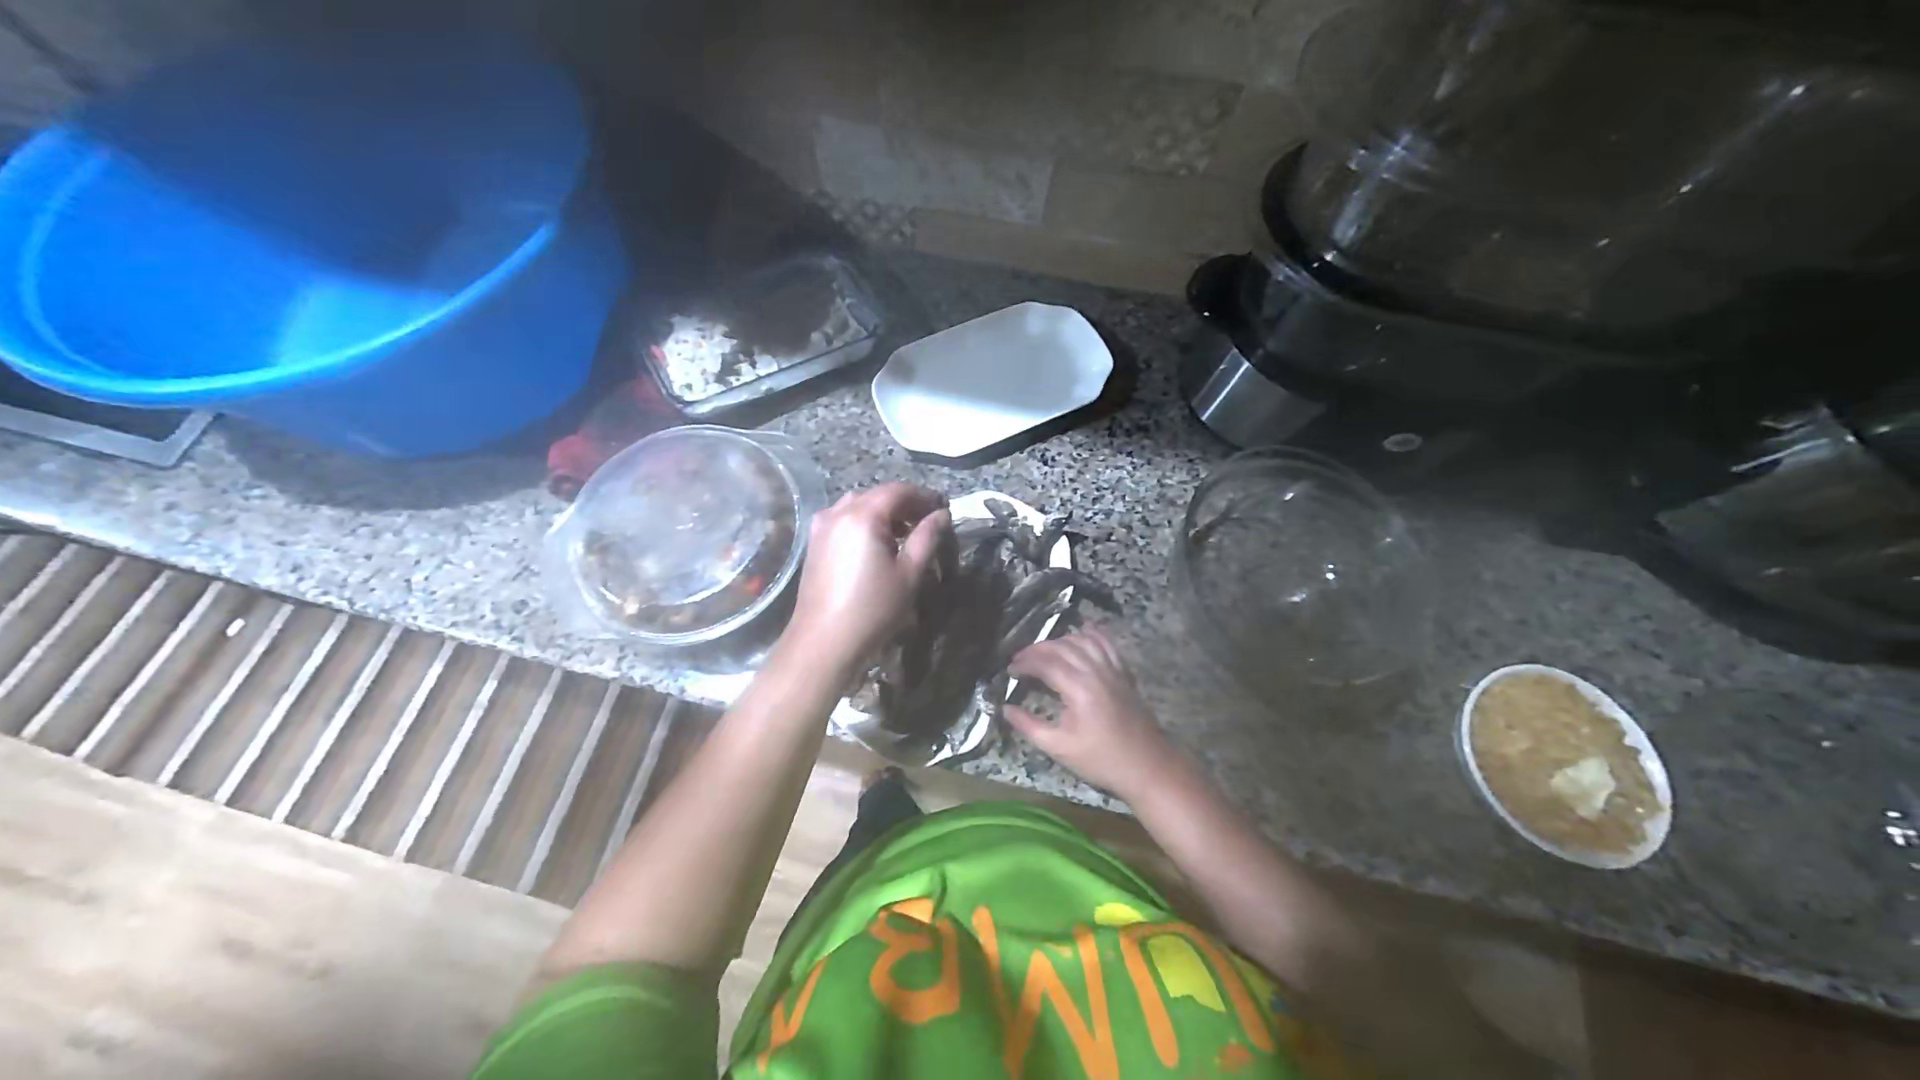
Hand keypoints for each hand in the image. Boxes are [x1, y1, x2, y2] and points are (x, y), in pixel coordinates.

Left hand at [783, 483, 948, 672]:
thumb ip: (927, 537)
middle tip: (928, 521)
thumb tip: (942, 515)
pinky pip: (844, 519)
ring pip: (859, 505)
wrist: (823, 642)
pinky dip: (865, 522)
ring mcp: (822, 527)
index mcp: (862, 516)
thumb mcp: (909, 574)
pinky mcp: (815, 543)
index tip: (944, 507)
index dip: (924, 496)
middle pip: (877, 495)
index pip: (898, 490)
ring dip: (884, 512)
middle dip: (905, 503)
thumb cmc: (872, 609)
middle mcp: (838, 512)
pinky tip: (878, 544)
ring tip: (905, 533)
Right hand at [1004, 627, 1180, 800]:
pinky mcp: (1124, 673)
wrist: (1147, 766)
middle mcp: (1096, 670)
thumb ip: (1029, 726)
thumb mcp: (1059, 748)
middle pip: (1062, 646)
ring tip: (1044, 651)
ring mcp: (1113, 669)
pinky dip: (1090, 635)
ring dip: (1060, 640)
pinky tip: (1082, 632)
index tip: (1009, 670)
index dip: (1024, 663)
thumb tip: (1006, 708)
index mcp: (1079, 688)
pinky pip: (1106, 644)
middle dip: (1037, 649)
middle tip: (1020, 659)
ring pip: (1083, 640)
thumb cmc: (1101, 760)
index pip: (1045, 663)